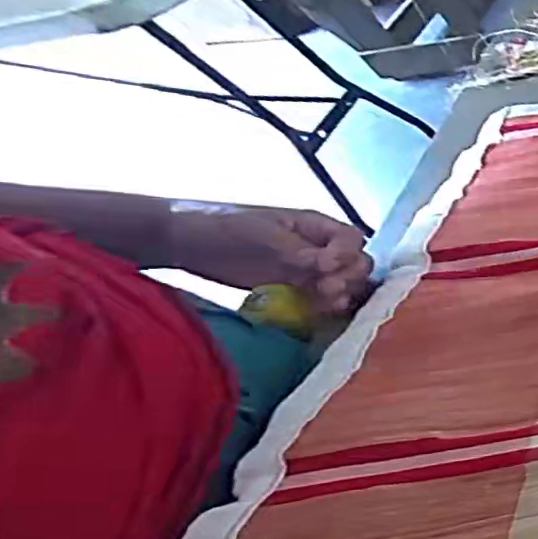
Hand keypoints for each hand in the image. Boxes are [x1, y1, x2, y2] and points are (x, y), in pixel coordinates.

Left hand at [162, 203, 372, 315]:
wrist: (181, 244)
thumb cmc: (221, 227)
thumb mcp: (262, 235)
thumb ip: (299, 251)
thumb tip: (331, 265)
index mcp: (315, 226)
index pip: (351, 239)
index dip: (347, 253)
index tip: (326, 265)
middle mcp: (319, 247)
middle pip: (356, 263)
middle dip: (349, 277)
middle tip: (328, 289)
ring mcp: (308, 269)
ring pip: (344, 283)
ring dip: (343, 294)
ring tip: (328, 303)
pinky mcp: (294, 289)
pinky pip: (322, 299)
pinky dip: (326, 307)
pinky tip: (319, 312)